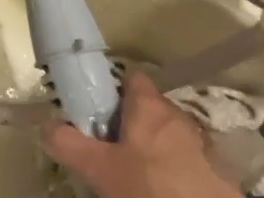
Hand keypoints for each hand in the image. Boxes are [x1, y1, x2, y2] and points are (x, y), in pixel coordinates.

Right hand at [42, 73, 239, 197]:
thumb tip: (46, 125)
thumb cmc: (151, 188)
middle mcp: (177, 116)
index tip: (95, 108)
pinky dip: (173, 170)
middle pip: (148, 108)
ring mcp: (201, 145)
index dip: (112, 88)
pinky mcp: (217, 174)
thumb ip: (68, 143)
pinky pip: (186, 162)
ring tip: (134, 174)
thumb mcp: (99, 169)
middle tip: (108, 148)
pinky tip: (160, 189)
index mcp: (149, 105)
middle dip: (129, 124)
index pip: (130, 76)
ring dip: (152, 148)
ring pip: (167, 136)